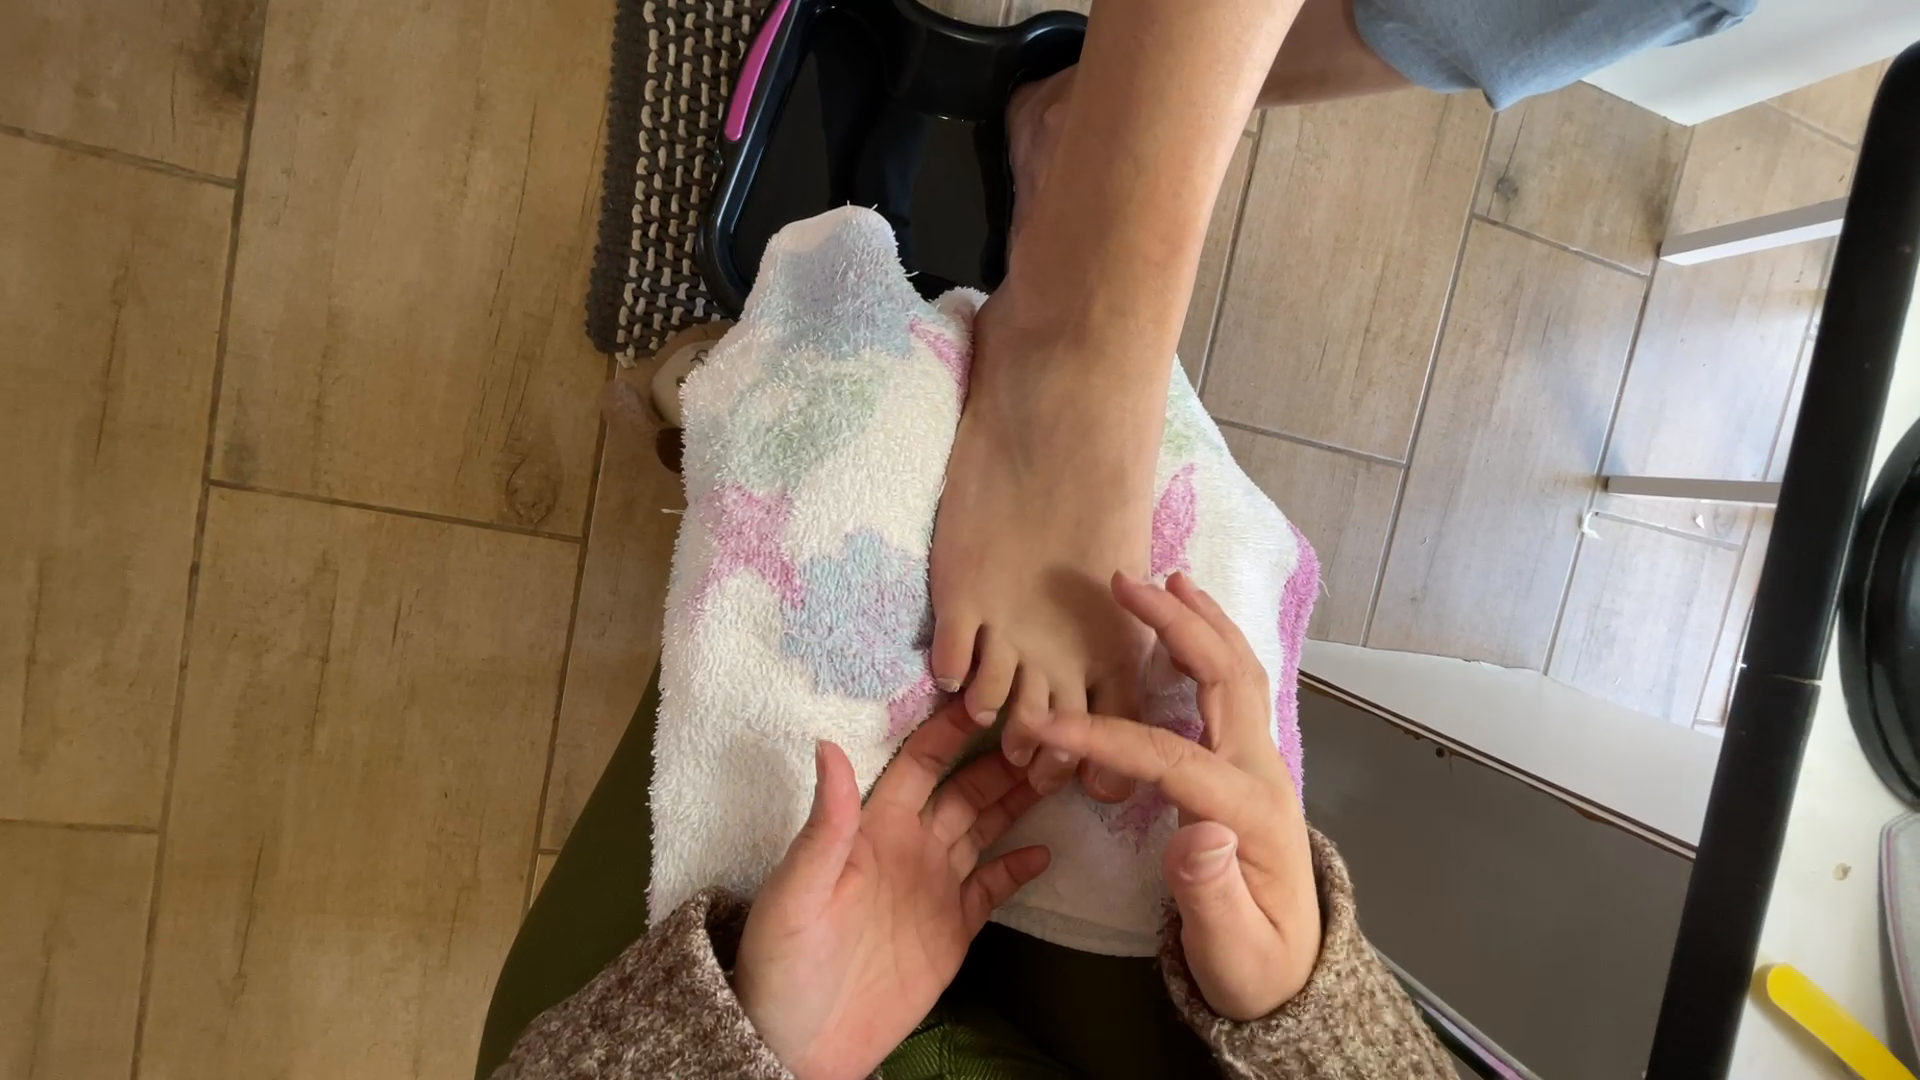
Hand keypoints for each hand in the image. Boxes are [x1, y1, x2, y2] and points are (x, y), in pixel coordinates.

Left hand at [736, 704, 1051, 1079]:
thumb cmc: (786, 958)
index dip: (950, 730)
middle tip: (1044, 736)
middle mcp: (912, 844)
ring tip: (1056, 774)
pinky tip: (1043, 852)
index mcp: (876, 825)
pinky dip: (1017, 870)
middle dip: (1002, 761)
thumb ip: (826, 822)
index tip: (987, 697)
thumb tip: (827, 742)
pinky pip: (991, 889)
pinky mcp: (953, 929)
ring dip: (1017, 802)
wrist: (799, 1045)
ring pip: (985, 828)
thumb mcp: (800, 888)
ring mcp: (935, 885)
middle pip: (966, 789)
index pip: (921, 762)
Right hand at [1032, 571, 1320, 1019]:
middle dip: (1176, 624)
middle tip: (1129, 584)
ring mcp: (1260, 757)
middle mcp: (1261, 769)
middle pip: (1226, 677)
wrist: (1295, 971)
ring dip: (1202, 619)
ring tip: (1168, 580)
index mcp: (1250, 811)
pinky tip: (1189, 625)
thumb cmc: (1255, 964)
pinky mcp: (1249, 756)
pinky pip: (1235, 684)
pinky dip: (1212, 643)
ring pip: (1238, 669)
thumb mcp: (1232, 951)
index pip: (1169, 755)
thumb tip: (1196, 834)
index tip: (1044, 726)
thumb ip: (1212, 896)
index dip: (1104, 736)